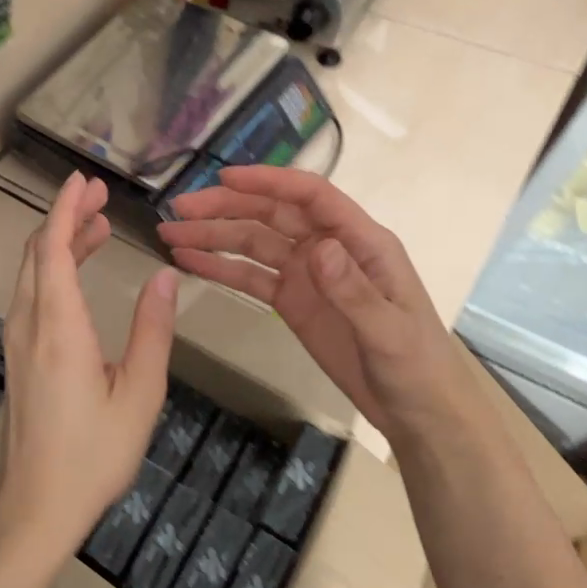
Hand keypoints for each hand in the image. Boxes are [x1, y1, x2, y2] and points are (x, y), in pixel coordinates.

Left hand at [0, 173, 179, 561]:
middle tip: (99, 198)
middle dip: (64, 219)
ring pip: (31, 275)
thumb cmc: (94, 453)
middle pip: (36, 254)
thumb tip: (165, 277)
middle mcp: (28, 324)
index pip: (51, 250)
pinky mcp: (18, 356)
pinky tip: (77, 275)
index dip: (64, 210)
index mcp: (58, 328)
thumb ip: (152, 331)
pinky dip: (52, 272)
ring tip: (98, 228)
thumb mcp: (139, 394)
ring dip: (58, 245)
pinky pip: (31, 296)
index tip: (83, 182)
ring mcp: (17, 340)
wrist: (38, 500)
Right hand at [156, 167, 469, 442]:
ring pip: (253, 243)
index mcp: (361, 242)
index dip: (270, 181)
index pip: (311, 197)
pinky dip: (219, 267)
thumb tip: (318, 248)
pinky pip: (250, 276)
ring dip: (212, 236)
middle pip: (271, 214)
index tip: (225, 177)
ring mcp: (307, 274)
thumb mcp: (389, 332)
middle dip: (225, 207)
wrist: (417, 409)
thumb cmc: (416, 366)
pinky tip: (188, 262)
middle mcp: (329, 248)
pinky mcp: (291, 300)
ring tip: (169, 234)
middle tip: (179, 208)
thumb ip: (353, 290)